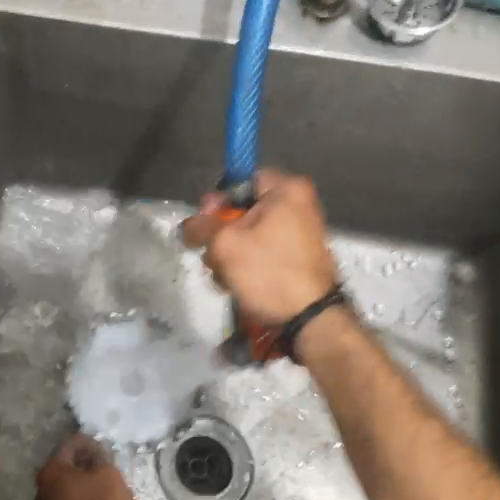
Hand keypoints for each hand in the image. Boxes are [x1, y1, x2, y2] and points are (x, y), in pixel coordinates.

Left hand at [34, 434, 137, 499]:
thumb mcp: (110, 477)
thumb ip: (101, 461)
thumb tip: (94, 458)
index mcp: (51, 473)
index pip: (69, 446)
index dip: (88, 442)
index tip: (104, 447)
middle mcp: (41, 493)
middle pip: (65, 471)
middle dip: (84, 467)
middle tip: (106, 468)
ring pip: (67, 495)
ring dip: (84, 491)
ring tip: (107, 492)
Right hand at [180, 169, 339, 323]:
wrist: (310, 319)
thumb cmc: (268, 271)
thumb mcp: (224, 244)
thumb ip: (201, 226)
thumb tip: (189, 225)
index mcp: (288, 190)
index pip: (241, 180)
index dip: (218, 200)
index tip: (204, 223)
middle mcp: (299, 205)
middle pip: (244, 209)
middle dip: (221, 233)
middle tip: (210, 254)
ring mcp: (301, 233)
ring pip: (250, 234)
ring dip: (229, 254)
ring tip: (223, 276)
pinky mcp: (299, 258)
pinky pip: (264, 251)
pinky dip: (247, 265)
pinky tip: (236, 284)